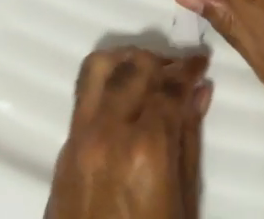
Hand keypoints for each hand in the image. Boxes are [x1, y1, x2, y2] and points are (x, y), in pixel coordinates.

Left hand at [46, 46, 212, 218]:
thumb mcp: (184, 203)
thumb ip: (189, 141)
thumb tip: (199, 93)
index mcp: (145, 149)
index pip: (168, 86)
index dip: (188, 69)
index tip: (201, 61)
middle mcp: (107, 132)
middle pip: (133, 68)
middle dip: (160, 61)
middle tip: (179, 69)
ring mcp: (79, 138)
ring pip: (97, 68)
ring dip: (126, 61)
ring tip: (148, 72)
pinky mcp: (63, 150)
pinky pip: (83, 96)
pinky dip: (106, 82)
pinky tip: (125, 96)